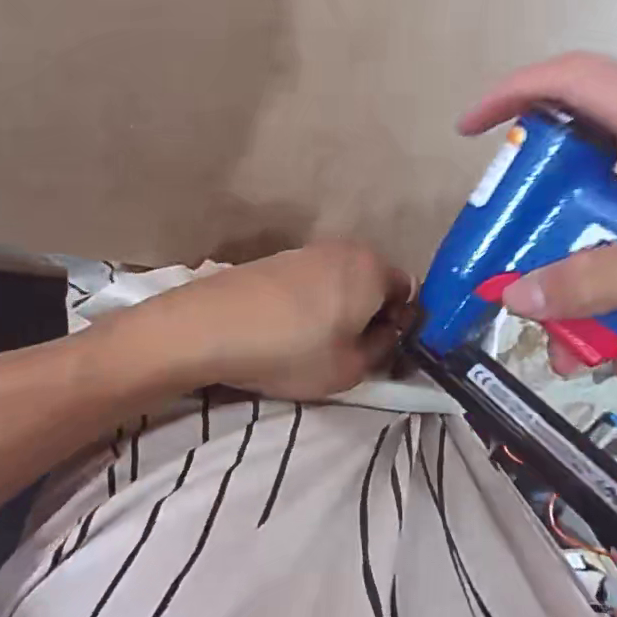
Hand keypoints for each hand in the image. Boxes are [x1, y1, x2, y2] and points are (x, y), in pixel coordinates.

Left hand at [106, 241, 413, 399]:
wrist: (208, 328)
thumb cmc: (291, 351)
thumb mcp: (350, 369)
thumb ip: (381, 351)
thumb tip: (383, 334)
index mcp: (372, 267)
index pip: (407, 294)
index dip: (398, 327)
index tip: (377, 354)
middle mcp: (342, 248)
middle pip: (368, 285)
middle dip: (364, 317)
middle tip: (343, 353)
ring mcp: (301, 251)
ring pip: (334, 285)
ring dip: (331, 312)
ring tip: (305, 346)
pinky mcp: (268, 261)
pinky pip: (302, 286)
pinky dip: (301, 307)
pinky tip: (279, 332)